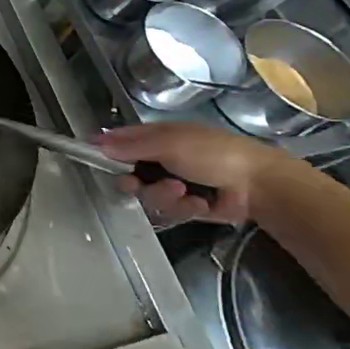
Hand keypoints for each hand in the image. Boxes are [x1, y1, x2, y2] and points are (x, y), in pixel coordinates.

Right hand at [96, 122, 300, 225]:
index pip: (120, 140)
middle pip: (128, 174)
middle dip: (136, 182)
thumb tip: (96, 142)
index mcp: (156, 137)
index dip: (104, 149)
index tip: (91, 158)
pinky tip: (200, 204)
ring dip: (164, 197)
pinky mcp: (186, 206)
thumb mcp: (169, 144)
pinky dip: (184, 208)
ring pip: (147, 196)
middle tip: (139, 183)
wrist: (258, 185)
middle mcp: (161, 159)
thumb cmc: (213, 153)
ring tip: (185, 193)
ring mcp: (173, 183)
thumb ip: (131, 146)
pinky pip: (168, 211)